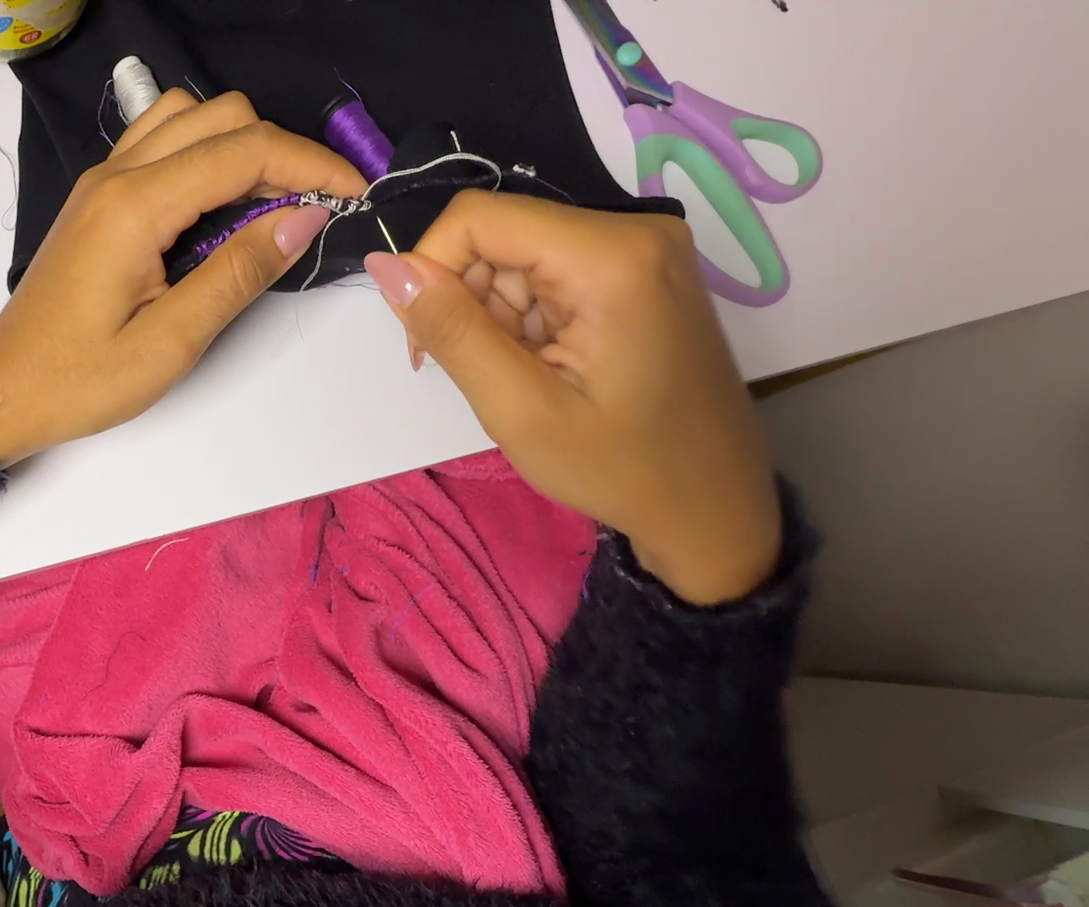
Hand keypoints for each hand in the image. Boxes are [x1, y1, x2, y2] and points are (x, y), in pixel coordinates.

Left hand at [0, 91, 364, 464]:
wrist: (3, 393)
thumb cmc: (78, 383)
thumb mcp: (170, 342)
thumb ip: (238, 273)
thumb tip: (302, 220)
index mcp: (134, 207)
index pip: (242, 151)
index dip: (309, 166)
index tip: (354, 194)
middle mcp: (114, 177)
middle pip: (218, 117)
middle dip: (279, 153)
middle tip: (312, 212)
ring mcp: (99, 185)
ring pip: (186, 120)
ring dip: (238, 149)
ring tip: (266, 211)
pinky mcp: (94, 204)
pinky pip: (157, 148)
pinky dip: (201, 160)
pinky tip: (216, 210)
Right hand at [363, 191, 779, 604]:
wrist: (707, 503)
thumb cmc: (615, 467)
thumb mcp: (517, 408)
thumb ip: (451, 330)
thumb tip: (384, 264)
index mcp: (608, 256)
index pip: (476, 218)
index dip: (430, 271)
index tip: (428, 345)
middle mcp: (631, 230)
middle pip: (499, 237)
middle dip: (465, 302)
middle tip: (483, 375)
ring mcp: (639, 251)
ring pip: (516, 260)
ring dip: (494, 319)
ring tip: (523, 380)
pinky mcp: (637, 274)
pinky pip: (548, 277)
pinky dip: (523, 322)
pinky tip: (544, 369)